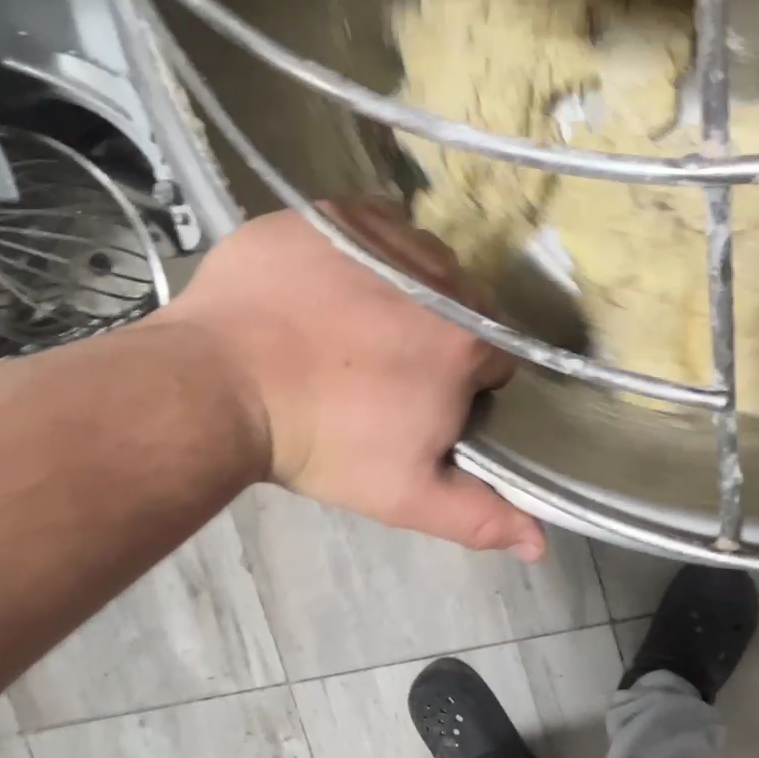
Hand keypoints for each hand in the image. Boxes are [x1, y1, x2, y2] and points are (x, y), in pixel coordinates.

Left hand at [155, 198, 545, 561]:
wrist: (217, 385)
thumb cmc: (320, 442)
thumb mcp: (405, 495)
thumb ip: (480, 516)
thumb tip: (541, 544)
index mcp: (469, 342)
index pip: (491, 362)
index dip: (459, 388)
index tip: (416, 406)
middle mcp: (441, 277)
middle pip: (462, 307)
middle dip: (436, 336)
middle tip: (378, 370)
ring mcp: (386, 238)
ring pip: (421, 264)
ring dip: (404, 290)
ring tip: (346, 326)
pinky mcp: (334, 213)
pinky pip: (374, 226)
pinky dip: (365, 249)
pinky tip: (328, 284)